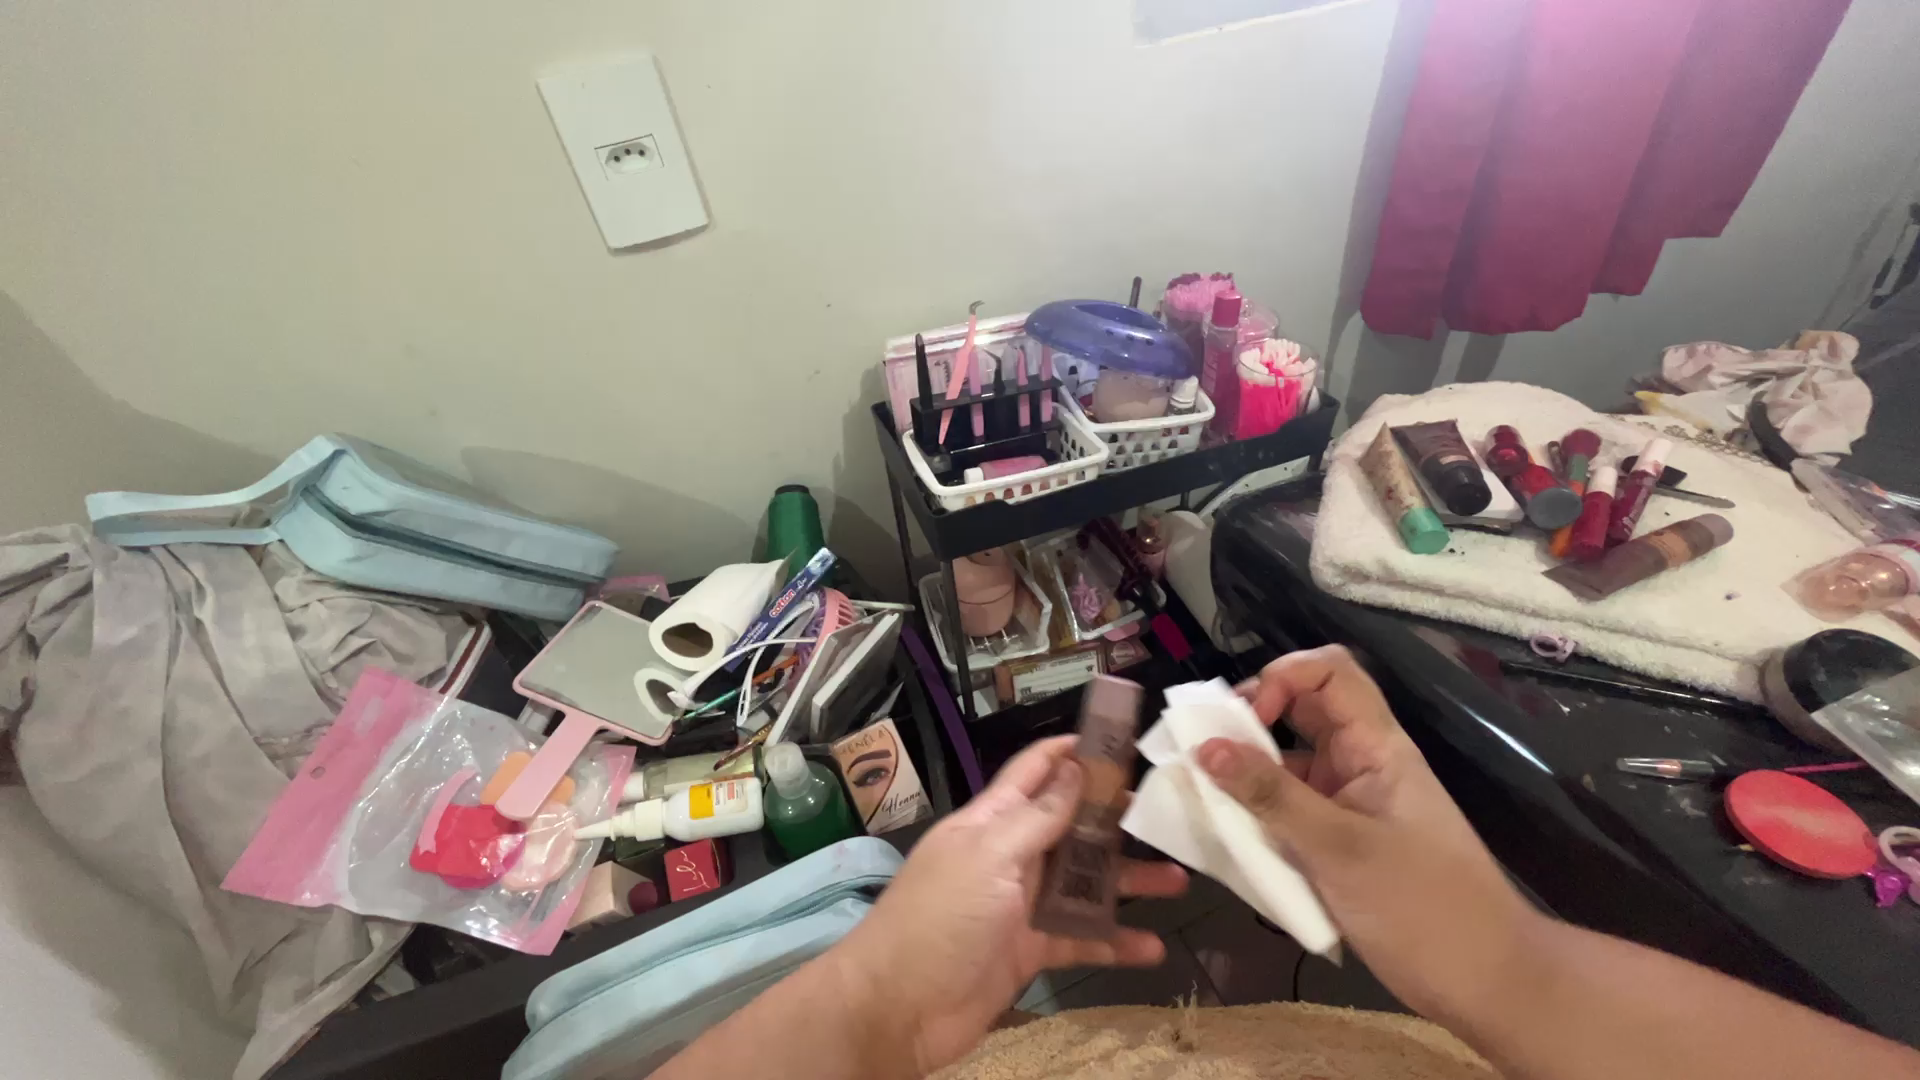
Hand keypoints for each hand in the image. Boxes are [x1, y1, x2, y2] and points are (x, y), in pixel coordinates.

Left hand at [833, 735, 1187, 1074]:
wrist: (898, 1007)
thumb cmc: (940, 916)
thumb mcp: (989, 856)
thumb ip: (1037, 816)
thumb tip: (1074, 767)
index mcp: (993, 819)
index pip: (1035, 770)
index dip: (1071, 752)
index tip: (1118, 741)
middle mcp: (1011, 853)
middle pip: (1070, 825)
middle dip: (1113, 816)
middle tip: (1165, 814)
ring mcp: (1021, 903)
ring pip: (1084, 882)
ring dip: (1127, 879)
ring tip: (1179, 876)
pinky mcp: (1030, 949)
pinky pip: (1080, 938)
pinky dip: (1114, 941)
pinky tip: (1152, 947)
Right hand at [1194, 646, 1545, 1023]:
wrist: (1489, 986)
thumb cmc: (1423, 907)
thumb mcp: (1338, 849)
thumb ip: (1269, 795)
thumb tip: (1204, 748)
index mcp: (1376, 747)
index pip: (1330, 672)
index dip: (1283, 676)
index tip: (1246, 718)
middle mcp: (1359, 761)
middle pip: (1302, 707)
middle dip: (1251, 716)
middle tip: (1209, 746)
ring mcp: (1347, 799)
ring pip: (1289, 757)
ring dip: (1247, 764)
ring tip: (1205, 786)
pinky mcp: (1336, 836)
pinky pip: (1287, 801)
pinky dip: (1255, 805)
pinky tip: (1227, 826)